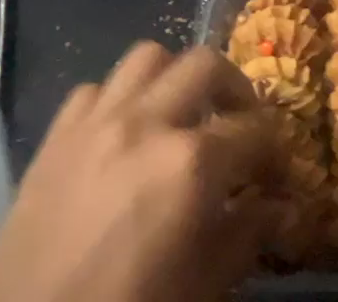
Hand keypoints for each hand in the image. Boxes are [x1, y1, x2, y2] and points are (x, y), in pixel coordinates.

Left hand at [0, 42, 278, 301]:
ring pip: (148, 58)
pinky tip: (125, 133)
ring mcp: (96, 122)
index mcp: (190, 162)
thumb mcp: (204, 283)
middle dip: (234, 89)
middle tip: (239, 124)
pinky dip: (120, 98)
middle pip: (205, 64)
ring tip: (182, 113)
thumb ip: (247, 234)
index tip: (275, 172)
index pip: (255, 130)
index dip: (274, 150)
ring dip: (175, 78)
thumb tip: (281, 207)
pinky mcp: (56, 136)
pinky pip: (96, 88)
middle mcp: (146, 123)